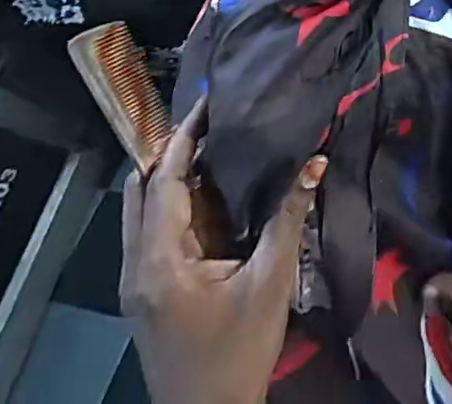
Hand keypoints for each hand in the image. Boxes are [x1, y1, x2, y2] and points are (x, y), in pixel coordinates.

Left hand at [121, 96, 328, 403]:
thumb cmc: (240, 349)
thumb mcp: (271, 280)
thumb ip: (290, 216)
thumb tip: (316, 162)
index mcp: (160, 260)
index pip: (163, 181)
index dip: (184, 138)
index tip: (206, 103)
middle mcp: (136, 264)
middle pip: (140, 189)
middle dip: (171, 152)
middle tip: (209, 121)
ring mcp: (135, 280)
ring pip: (141, 210)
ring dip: (169, 176)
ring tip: (209, 146)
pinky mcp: (144, 291)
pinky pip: (151, 230)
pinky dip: (172, 203)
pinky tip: (205, 193)